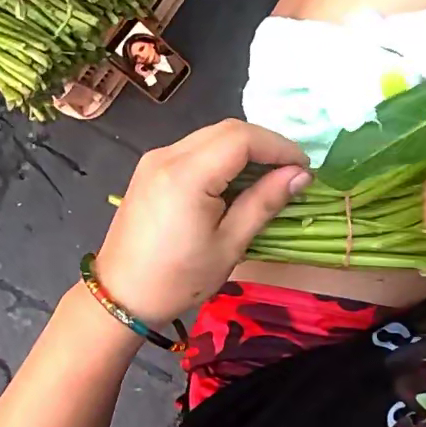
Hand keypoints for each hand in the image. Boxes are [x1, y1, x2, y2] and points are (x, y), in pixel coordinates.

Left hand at [96, 119, 311, 325]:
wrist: (121, 296)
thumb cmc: (178, 279)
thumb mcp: (229, 245)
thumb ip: (264, 202)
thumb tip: (300, 175)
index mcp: (187, 174)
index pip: (242, 138)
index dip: (279, 146)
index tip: (304, 168)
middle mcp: (167, 155)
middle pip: (226, 129)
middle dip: (264, 144)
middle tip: (291, 171)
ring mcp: (154, 159)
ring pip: (210, 136)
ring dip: (243, 148)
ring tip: (269, 176)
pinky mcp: (149, 168)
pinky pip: (194, 148)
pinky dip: (221, 156)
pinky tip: (236, 180)